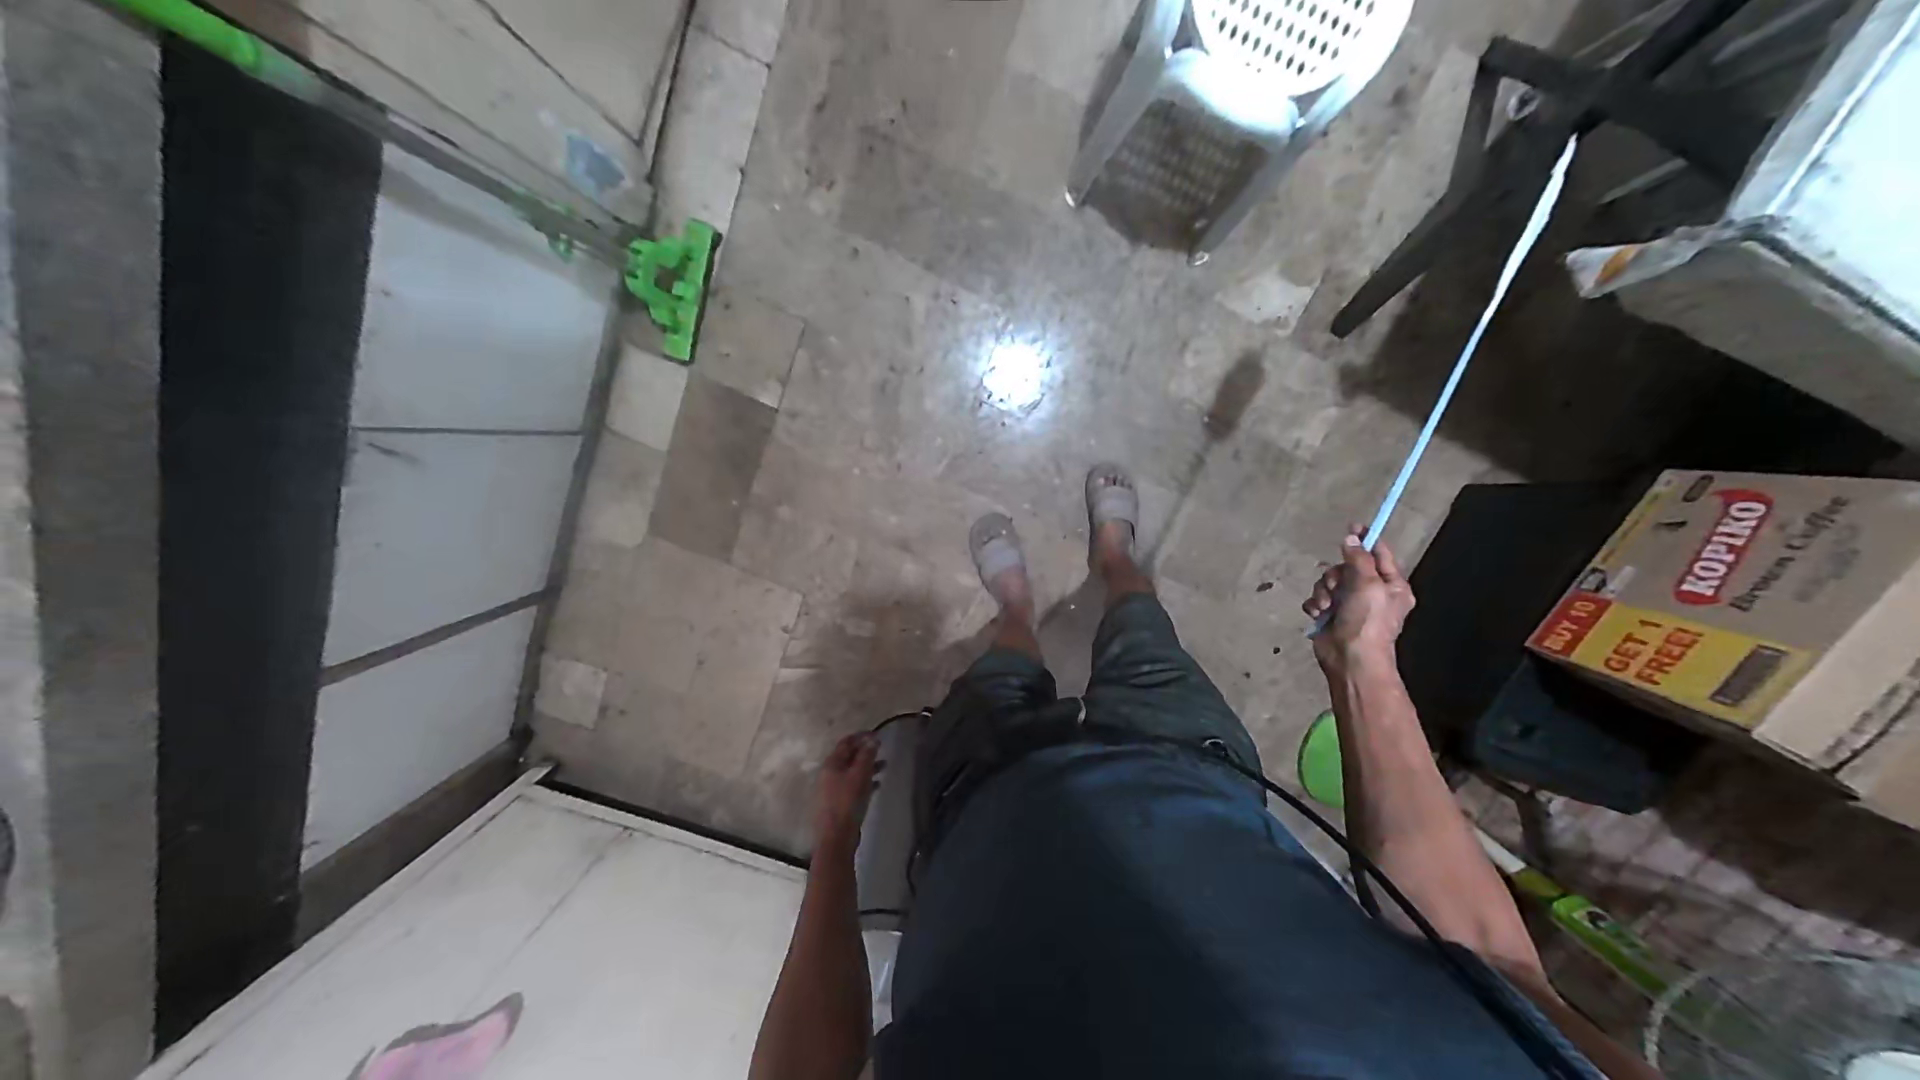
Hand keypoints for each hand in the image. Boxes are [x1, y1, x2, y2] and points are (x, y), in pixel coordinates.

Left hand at [812, 732, 878, 850]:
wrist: (836, 838)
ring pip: (851, 771)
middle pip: (848, 756)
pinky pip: (852, 785)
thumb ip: (866, 756)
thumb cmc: (847, 803)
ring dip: (867, 766)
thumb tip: (872, 739)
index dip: (861, 736)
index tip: (877, 734)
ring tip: (884, 765)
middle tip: (881, 749)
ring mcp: (832, 789)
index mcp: (831, 764)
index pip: (846, 743)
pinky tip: (877, 784)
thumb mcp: (859, 776)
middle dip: (865, 751)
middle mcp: (829, 774)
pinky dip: (864, 781)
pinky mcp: (838, 803)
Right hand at [1304, 529, 1414, 673]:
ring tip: (1326, 606)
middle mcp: (1370, 593)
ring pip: (1328, 582)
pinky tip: (1319, 614)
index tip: (1352, 527)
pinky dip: (1315, 605)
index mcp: (1390, 586)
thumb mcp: (1369, 585)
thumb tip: (1351, 538)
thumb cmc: (1368, 621)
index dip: (1366, 540)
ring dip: (1323, 591)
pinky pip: (1317, 599)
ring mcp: (1349, 604)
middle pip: (1346, 567)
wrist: (1351, 659)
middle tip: (1336, 586)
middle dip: (1336, 575)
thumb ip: (1359, 559)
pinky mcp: (1330, 615)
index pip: (1379, 555)